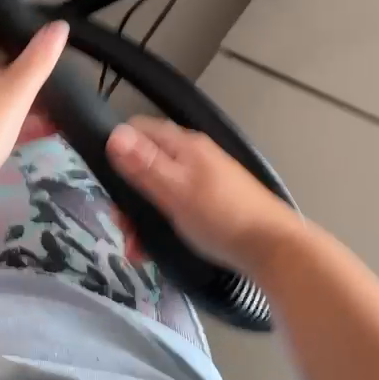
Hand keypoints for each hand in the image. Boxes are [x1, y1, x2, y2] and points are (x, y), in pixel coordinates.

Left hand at [0, 21, 68, 191]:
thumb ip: (39, 59)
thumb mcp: (16, 91)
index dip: (16, 24)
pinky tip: (46, 128)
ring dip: (26, 94)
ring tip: (60, 98)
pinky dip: (19, 118)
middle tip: (60, 67)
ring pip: (0, 90)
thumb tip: (59, 25)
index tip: (46, 29)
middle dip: (28, 63)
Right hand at [106, 116, 304, 275]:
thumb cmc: (222, 217)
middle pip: (143, 164)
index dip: (116, 149)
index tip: (105, 181)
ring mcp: (201, 181)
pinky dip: (157, 226)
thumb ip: (144, 165)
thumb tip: (113, 135)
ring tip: (135, 246)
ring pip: (155, 191)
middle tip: (121, 225)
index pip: (138, 130)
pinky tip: (152, 248)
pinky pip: (171, 208)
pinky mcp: (208, 204)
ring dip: (139, 217)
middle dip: (126, 196)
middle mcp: (192, 157)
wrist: (273, 249)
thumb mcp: (176, 191)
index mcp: (184, 147)